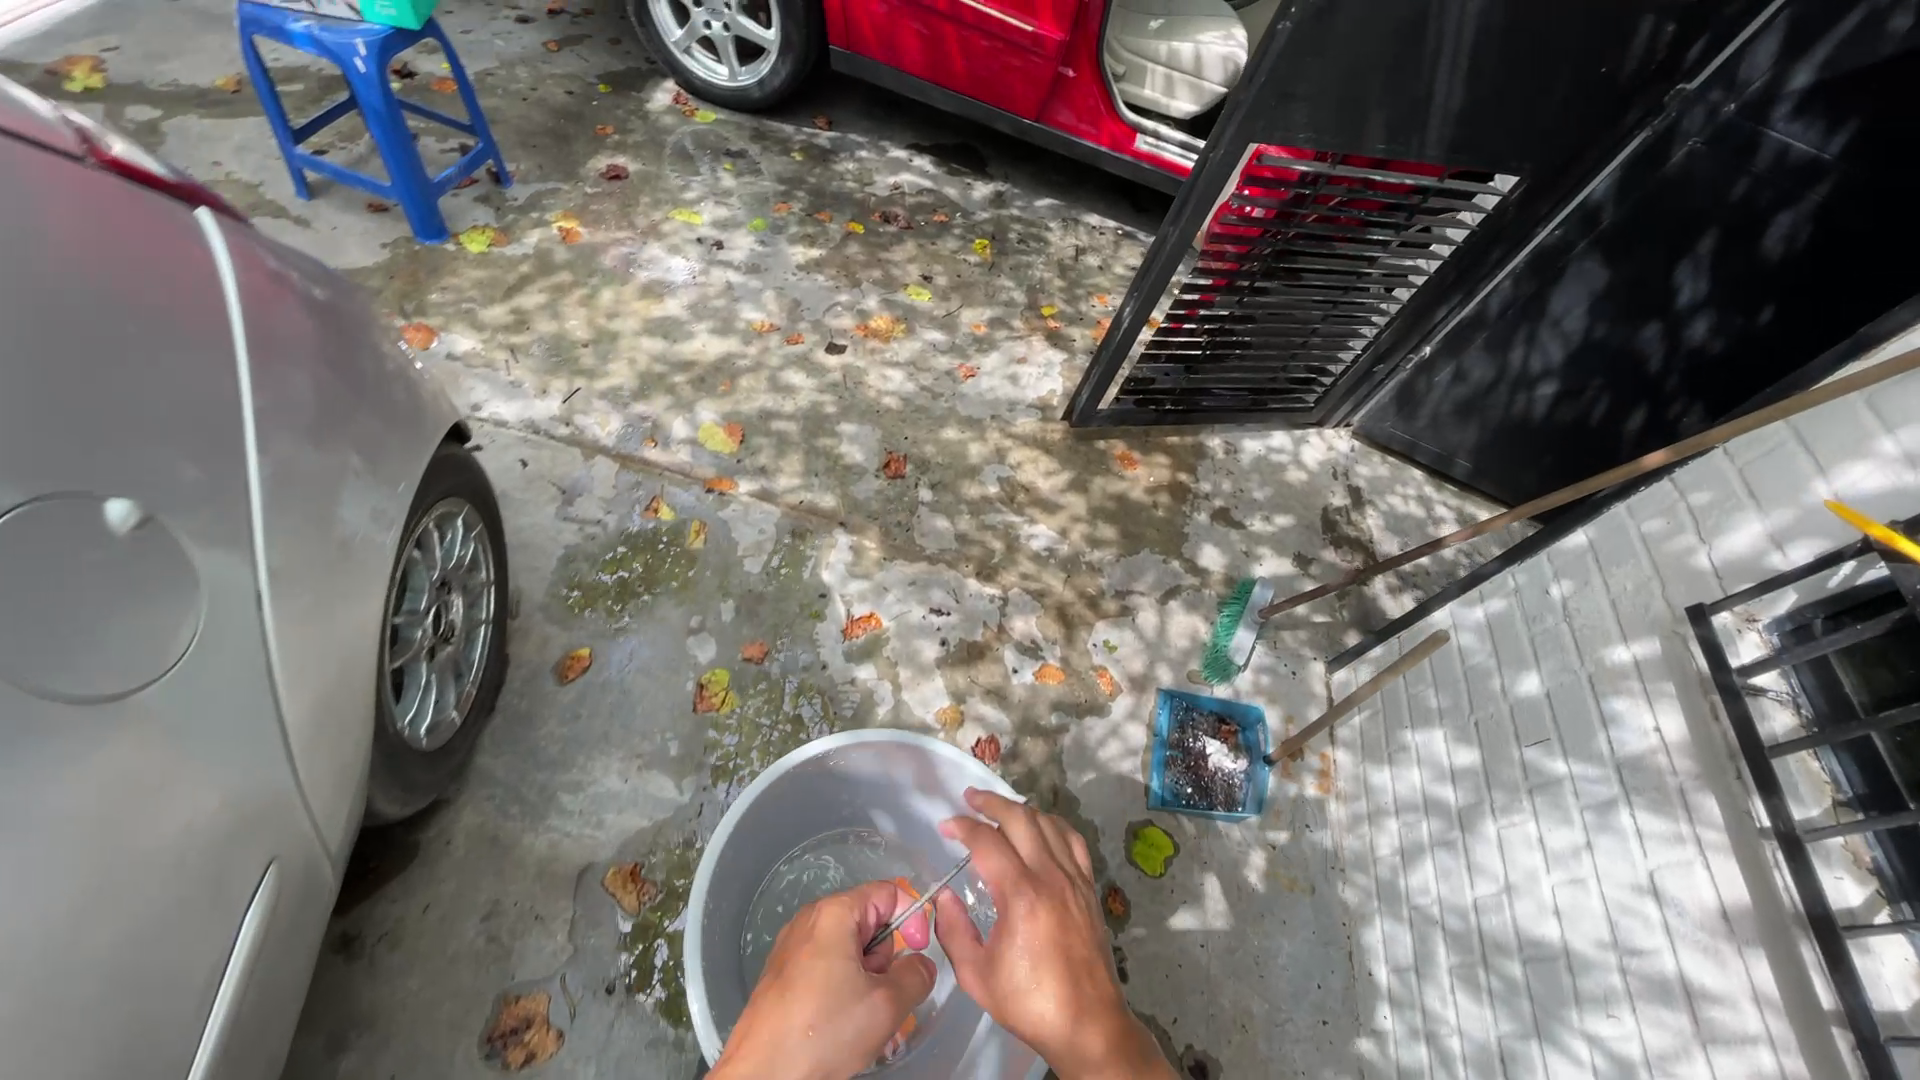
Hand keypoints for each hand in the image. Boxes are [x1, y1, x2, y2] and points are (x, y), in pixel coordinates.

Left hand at [710, 880, 934, 1079]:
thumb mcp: (888, 1004)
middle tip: (882, 996)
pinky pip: (827, 970)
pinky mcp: (781, 976)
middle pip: (869, 923)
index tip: (918, 954)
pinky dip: (843, 991)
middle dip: (886, 958)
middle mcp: (810, 921)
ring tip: (863, 1021)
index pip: (889, 893)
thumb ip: (917, 974)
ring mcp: (792, 949)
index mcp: (834, 913)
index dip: (913, 918)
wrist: (762, 1077)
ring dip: (867, 981)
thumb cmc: (825, 1031)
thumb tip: (920, 963)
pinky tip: (841, 1027)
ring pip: (849, 951)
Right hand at [934, 789, 1173, 1078]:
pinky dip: (1053, 825)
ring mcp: (1074, 879)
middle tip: (970, 799)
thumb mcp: (976, 975)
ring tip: (1000, 809)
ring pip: (1048, 823)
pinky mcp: (1089, 888)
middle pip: (1020, 818)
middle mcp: (1050, 876)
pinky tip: (1041, 827)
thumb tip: (945, 895)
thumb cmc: (1029, 1002)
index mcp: (1021, 895)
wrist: (1088, 1024)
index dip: (963, 827)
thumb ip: (953, 931)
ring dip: (1021, 809)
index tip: (946, 826)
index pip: (987, 842)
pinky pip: (1073, 840)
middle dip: (991, 803)